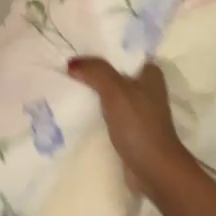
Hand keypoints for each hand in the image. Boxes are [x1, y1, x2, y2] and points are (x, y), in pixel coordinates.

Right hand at [66, 57, 192, 187]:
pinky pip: (105, 114)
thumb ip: (96, 72)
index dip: (100, 49)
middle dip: (91, 71)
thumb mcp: (117, 91)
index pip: (122, 52)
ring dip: (89, 92)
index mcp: (150, 73)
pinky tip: (71, 109)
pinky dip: (92, 112)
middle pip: (113, 73)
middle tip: (62, 66)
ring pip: (108, 94)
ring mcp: (137, 110)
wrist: (154, 170)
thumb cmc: (140, 125)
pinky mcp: (128, 129)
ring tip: (61, 85)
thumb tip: (72, 63)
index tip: (74, 46)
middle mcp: (145, 88)